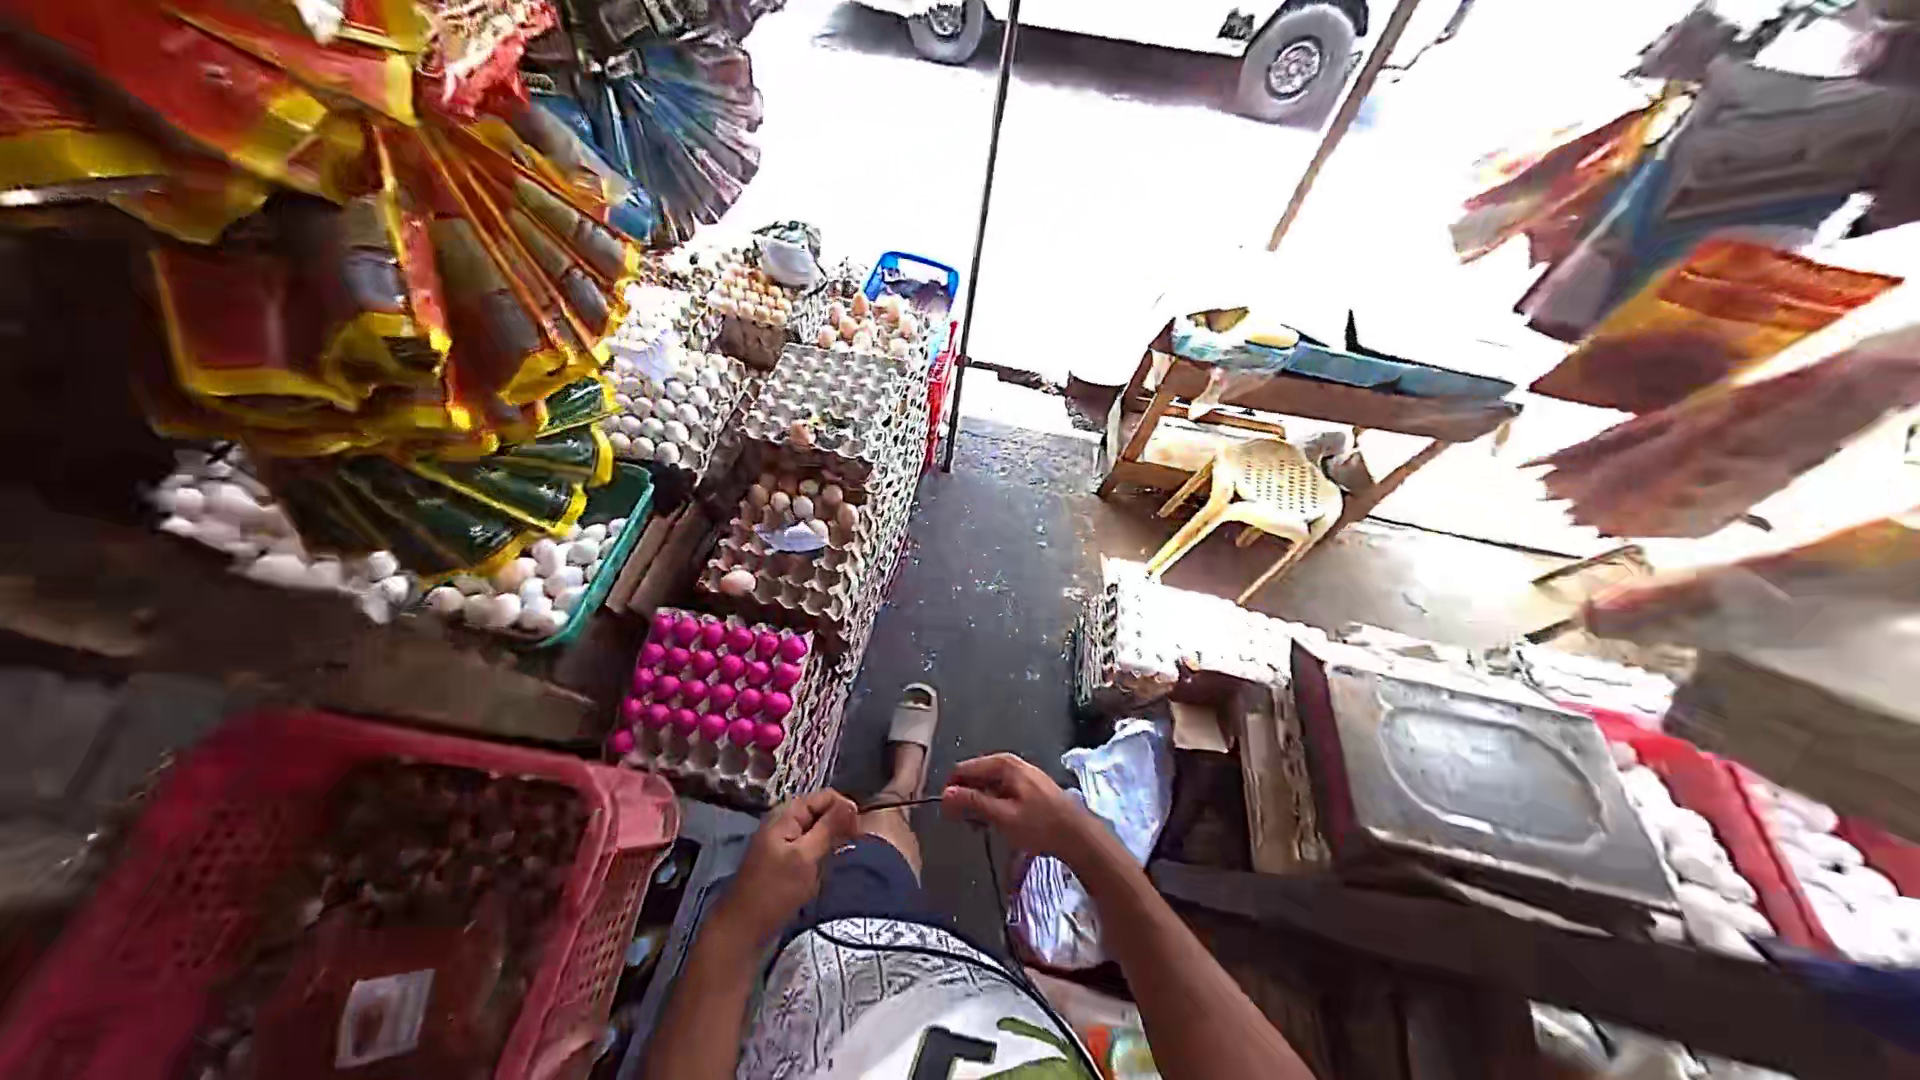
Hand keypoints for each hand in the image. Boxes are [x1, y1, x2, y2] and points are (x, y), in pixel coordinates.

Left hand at [716, 790, 856, 943]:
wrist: (742, 930)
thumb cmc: (774, 891)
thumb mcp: (806, 857)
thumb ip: (829, 828)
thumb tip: (851, 804)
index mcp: (787, 814)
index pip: (826, 796)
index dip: (844, 809)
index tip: (857, 832)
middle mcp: (785, 823)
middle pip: (822, 813)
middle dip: (838, 828)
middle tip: (848, 850)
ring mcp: (784, 843)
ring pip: (818, 833)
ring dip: (830, 845)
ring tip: (835, 864)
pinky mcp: (784, 861)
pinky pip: (810, 850)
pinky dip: (820, 858)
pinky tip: (823, 872)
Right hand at [941, 754, 1105, 865]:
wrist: (1077, 835)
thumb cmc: (1040, 825)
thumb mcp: (1002, 816)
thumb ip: (973, 803)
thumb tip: (946, 794)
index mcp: (1003, 764)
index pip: (963, 769)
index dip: (952, 791)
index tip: (949, 815)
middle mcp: (1011, 763)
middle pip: (975, 776)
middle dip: (967, 799)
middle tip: (968, 825)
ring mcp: (1021, 774)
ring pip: (988, 785)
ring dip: (980, 805)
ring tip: (983, 827)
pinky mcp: (1028, 787)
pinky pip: (1001, 791)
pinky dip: (994, 805)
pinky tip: (998, 823)